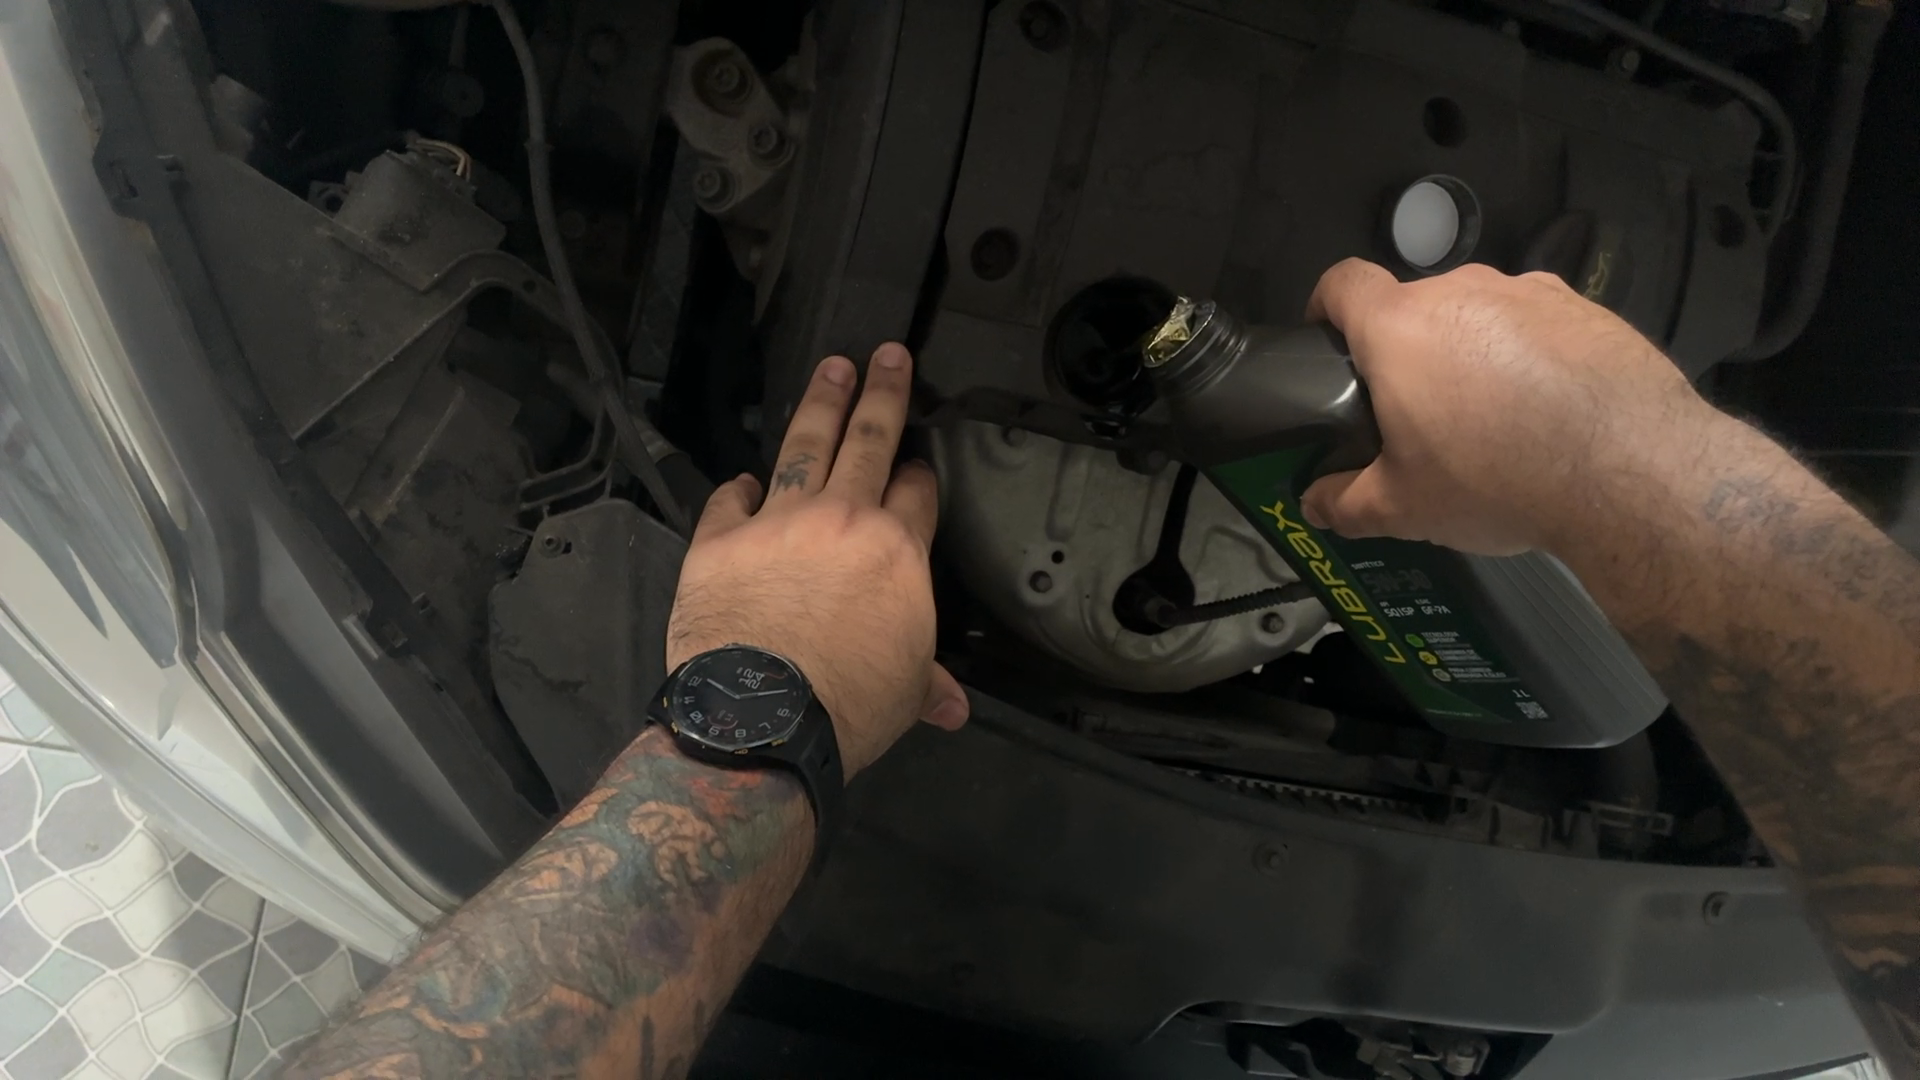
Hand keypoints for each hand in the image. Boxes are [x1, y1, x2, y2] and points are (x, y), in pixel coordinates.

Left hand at [665, 343, 968, 775]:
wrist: (764, 719)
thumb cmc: (849, 704)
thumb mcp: (904, 692)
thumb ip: (928, 684)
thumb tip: (955, 708)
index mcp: (897, 551)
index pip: (917, 493)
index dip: (922, 476)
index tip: (920, 466)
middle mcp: (843, 521)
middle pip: (871, 441)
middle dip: (884, 394)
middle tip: (888, 355)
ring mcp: (779, 523)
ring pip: (806, 447)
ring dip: (822, 405)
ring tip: (833, 369)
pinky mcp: (720, 541)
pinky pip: (730, 501)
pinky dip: (737, 490)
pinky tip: (743, 480)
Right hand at [1299, 259, 1719, 556]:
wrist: (1635, 473)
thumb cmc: (1492, 479)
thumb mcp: (1399, 507)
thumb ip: (1341, 503)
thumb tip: (1312, 505)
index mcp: (1399, 328)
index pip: (1342, 282)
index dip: (1323, 306)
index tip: (1325, 343)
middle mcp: (1461, 292)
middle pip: (1407, 304)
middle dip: (1397, 347)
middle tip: (1407, 409)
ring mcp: (1530, 292)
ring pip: (1470, 313)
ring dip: (1459, 350)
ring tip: (1482, 411)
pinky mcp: (1587, 307)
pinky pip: (1528, 322)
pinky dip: (1518, 352)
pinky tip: (1539, 405)